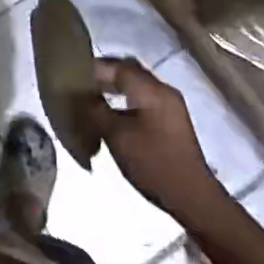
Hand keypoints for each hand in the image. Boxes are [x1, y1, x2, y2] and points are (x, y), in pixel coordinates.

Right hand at [88, 58, 227, 217]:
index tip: (72, 75)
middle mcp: (163, 91)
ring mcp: (170, 106)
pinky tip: (111, 114)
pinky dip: (126, 99)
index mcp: (151, 90)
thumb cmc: (152, 163)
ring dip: (115, 87)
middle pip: (129, 71)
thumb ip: (96, 109)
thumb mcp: (116, 135)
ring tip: (92, 99)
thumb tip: (82, 95)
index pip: (118, 66)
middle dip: (104, 75)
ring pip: (137, 85)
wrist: (192, 197)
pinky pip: (144, 98)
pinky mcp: (172, 120)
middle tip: (80, 85)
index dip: (94, 67)